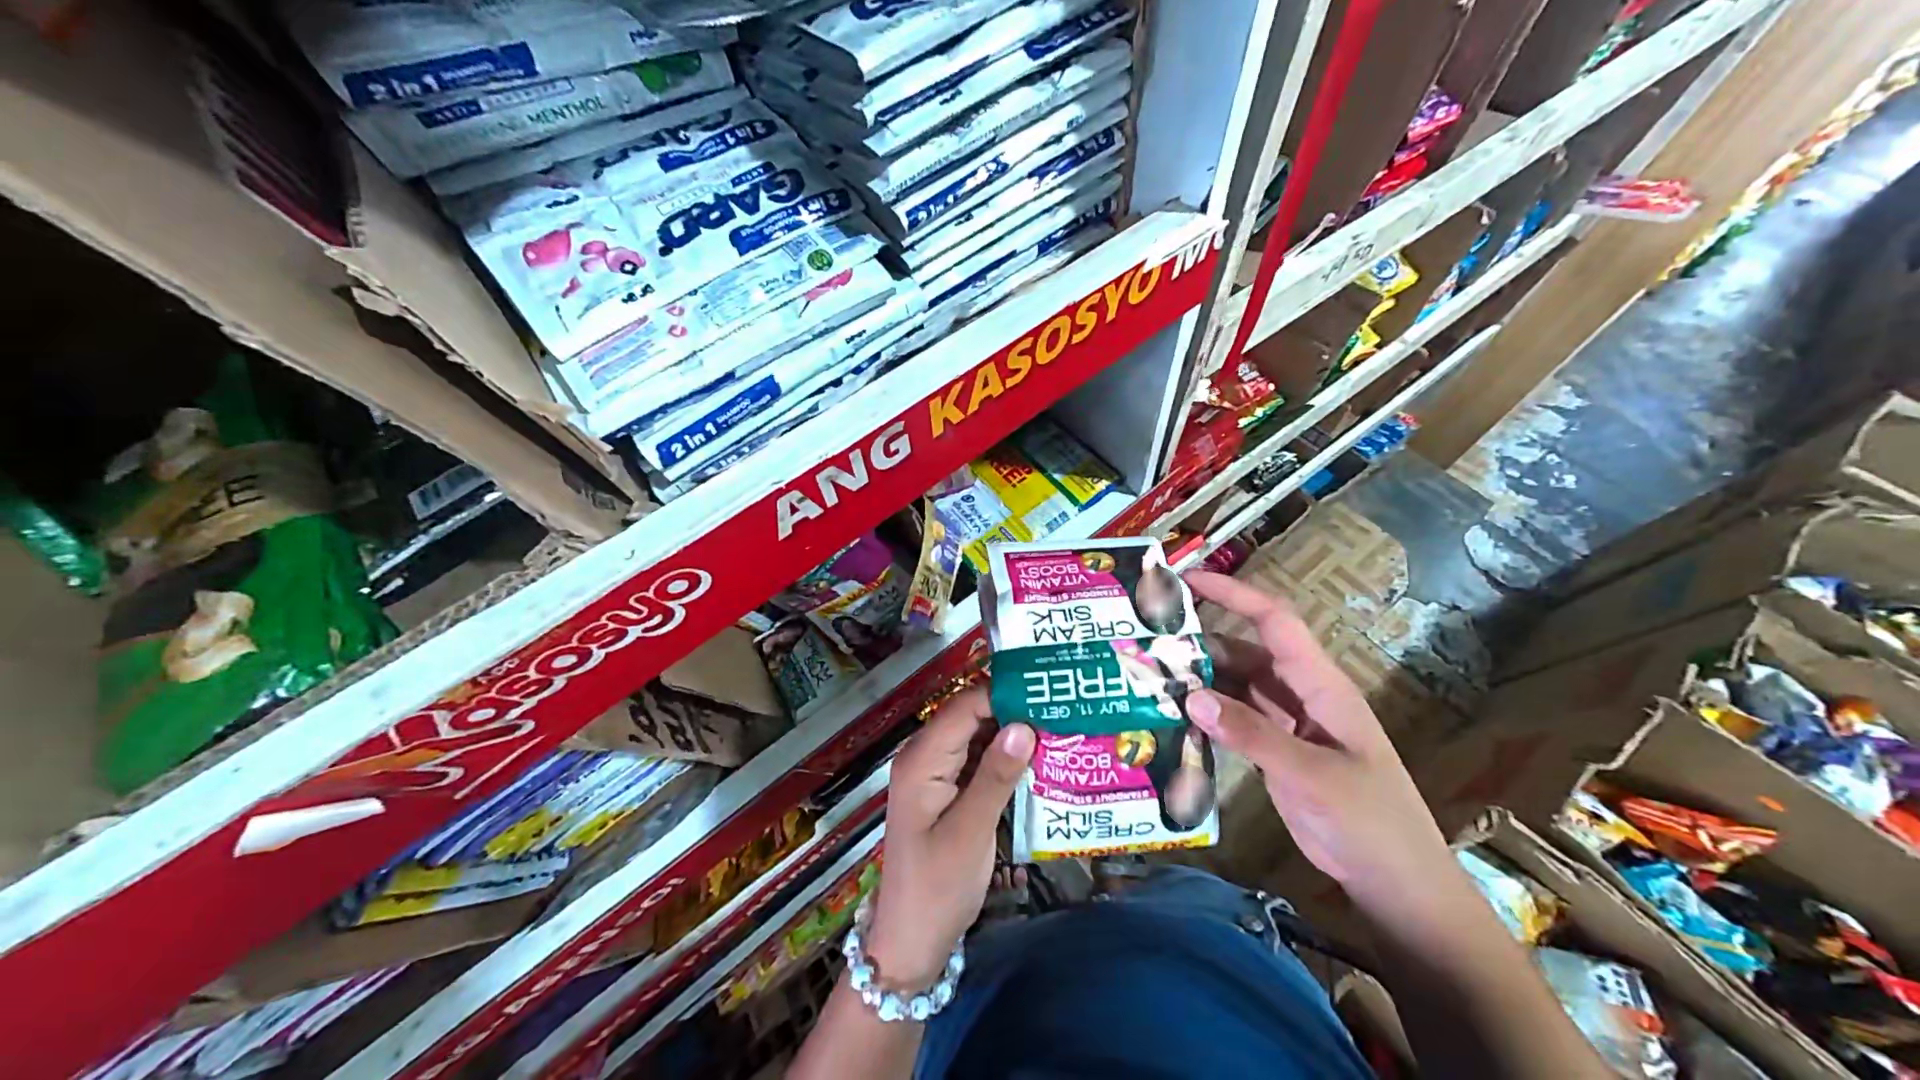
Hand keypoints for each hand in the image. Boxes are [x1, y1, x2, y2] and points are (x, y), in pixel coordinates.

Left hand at [867, 687, 1034, 987]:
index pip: (965, 707)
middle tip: (1064, 707)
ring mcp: (936, 775)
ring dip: (1013, 734)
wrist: (910, 942)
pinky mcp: (948, 793)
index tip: (1050, 691)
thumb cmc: (936, 888)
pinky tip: (1040, 760)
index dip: (1004, 694)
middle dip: (1014, 710)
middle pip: (971, 718)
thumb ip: (996, 777)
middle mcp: (925, 758)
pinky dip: (1006, 759)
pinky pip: (978, 762)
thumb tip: (1024, 725)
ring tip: (1061, 726)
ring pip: (977, 739)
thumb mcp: (970, 832)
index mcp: (922, 760)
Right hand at [1181, 570, 1453, 906]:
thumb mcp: (1311, 775)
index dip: (1234, 594)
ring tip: (1148, 680)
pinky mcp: (1275, 751)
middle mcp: (1300, 694)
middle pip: (1244, 653)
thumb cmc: (1368, 820)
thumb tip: (1191, 697)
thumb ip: (1252, 734)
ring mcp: (1286, 723)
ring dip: (1198, 682)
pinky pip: (1233, 719)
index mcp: (1320, 685)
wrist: (1395, 881)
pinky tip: (1172, 718)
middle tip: (1146, 644)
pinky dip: (1205, 715)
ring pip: (1234, 687)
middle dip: (1199, 643)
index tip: (1187, 580)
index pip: (1274, 622)